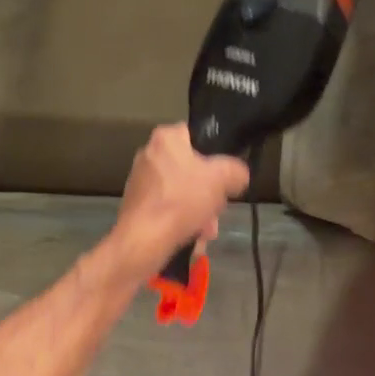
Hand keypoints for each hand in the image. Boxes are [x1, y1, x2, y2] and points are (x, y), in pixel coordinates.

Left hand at [105, 125, 250, 278]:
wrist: (143, 241)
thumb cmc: (181, 200)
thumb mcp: (222, 179)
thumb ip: (236, 171)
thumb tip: (238, 175)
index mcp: (166, 137)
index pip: (196, 134)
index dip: (214, 153)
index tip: (223, 173)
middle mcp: (149, 154)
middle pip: (190, 168)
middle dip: (207, 192)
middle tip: (217, 208)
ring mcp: (139, 181)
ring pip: (180, 191)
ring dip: (197, 209)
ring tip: (207, 229)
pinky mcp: (136, 205)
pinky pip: (167, 207)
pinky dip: (180, 219)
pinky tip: (193, 236)